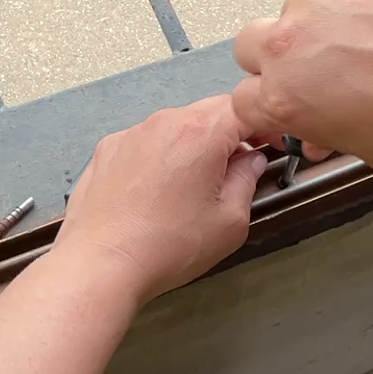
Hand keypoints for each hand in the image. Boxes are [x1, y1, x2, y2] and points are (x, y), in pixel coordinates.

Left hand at [56, 95, 270, 303]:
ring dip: (192, 145)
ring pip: (175, 126)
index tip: (271, 143)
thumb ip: (247, 181)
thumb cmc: (165, 247)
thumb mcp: (230, 221)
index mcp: (199, 133)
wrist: (101, 264)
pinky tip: (157, 192)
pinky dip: (159, 157)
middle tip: (237, 167)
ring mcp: (130, 134)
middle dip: (229, 134)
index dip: (263, 124)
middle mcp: (163, 123)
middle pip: (208, 112)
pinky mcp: (107, 151)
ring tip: (193, 186)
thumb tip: (250, 162)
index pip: (243, 109)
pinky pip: (145, 142)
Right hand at [232, 0, 372, 172]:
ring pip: (299, 8)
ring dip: (320, 25)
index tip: (290, 108)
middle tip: (321, 71)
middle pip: (251, 45)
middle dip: (276, 61)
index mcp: (289, 95)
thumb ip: (329, 132)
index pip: (244, 102)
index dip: (267, 110)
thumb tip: (319, 125)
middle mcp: (294, 39)